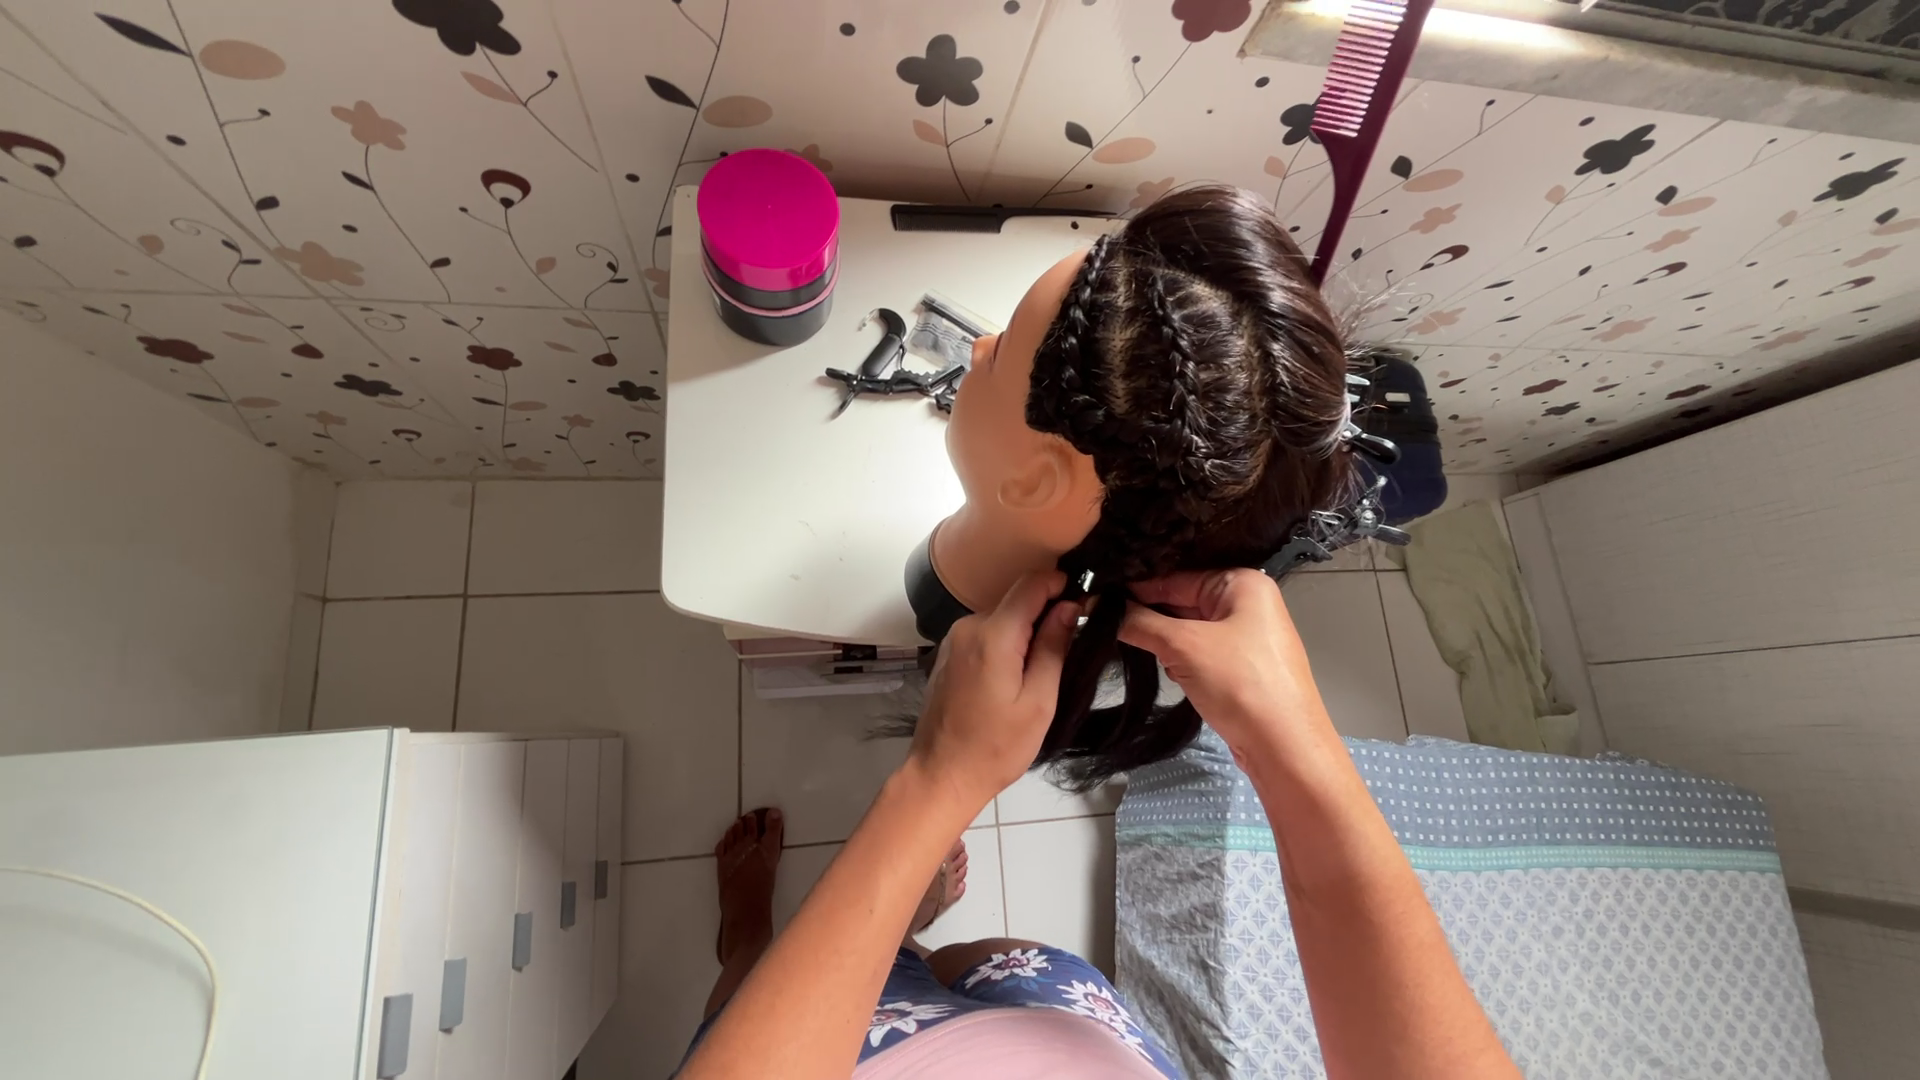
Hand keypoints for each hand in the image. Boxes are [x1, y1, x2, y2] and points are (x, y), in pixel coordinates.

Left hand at [909, 570, 1080, 806]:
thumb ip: (1054, 647)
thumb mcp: (1039, 701)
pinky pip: (985, 634)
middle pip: (1016, 601)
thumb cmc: (996, 747)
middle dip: (1046, 613)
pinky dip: (1006, 642)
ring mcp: (953, 640)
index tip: (1085, 599)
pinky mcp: (949, 655)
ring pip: (1001, 618)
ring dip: (1026, 631)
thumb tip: (1069, 606)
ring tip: (1046, 665)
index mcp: (992, 635)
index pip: (1031, 584)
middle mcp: (967, 627)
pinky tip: (1016, 675)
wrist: (941, 775)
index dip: (1060, 584)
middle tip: (1073, 643)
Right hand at [1118, 569, 1332, 754]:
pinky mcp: (1241, 667)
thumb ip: (1138, 622)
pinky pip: (1199, 651)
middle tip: (1109, 627)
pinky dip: (1182, 662)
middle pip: (1181, 600)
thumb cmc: (1240, 684)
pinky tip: (1177, 676)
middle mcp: (1248, 602)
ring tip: (1156, 659)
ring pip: (1187, 629)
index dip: (1135, 589)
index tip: (1097, 600)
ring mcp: (1246, 636)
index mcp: (1242, 583)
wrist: (1285, 749)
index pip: (1175, 577)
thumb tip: (1096, 606)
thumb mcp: (1183, 647)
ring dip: (1166, 645)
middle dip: (1152, 620)